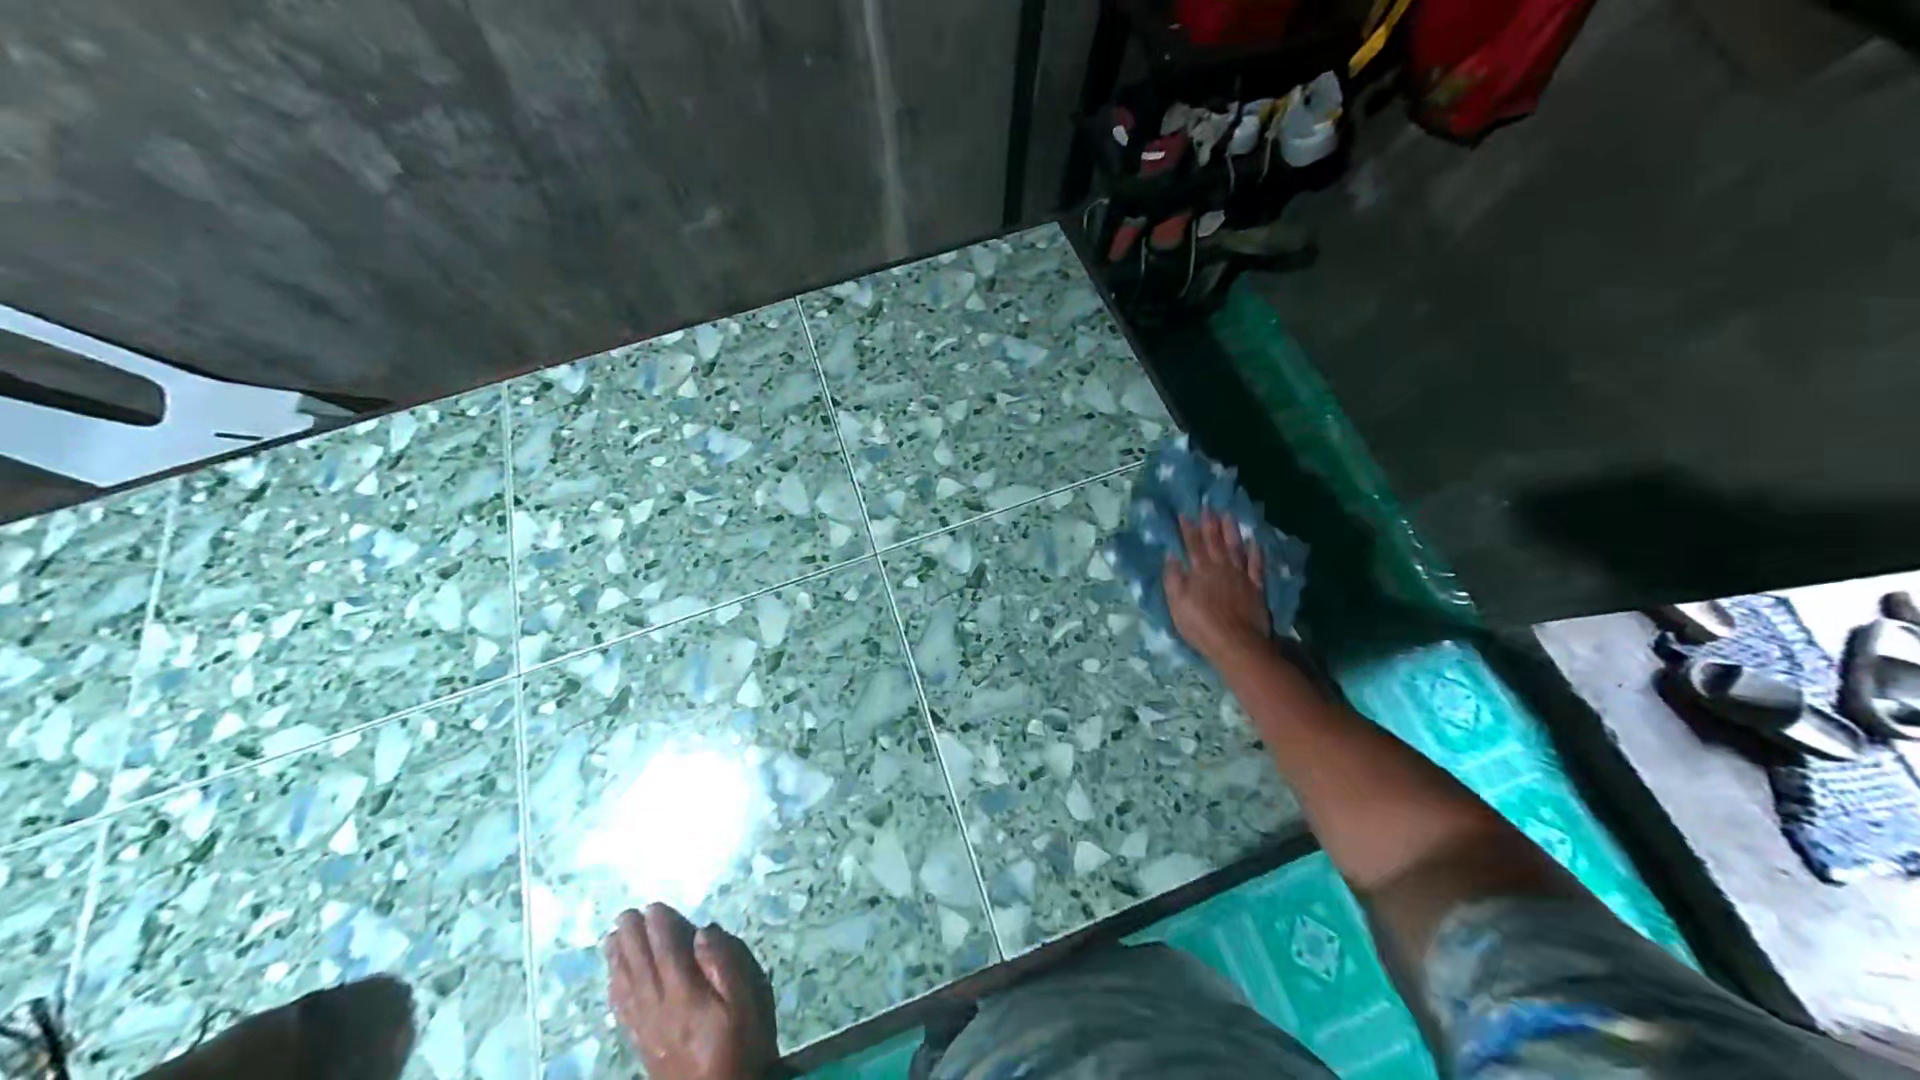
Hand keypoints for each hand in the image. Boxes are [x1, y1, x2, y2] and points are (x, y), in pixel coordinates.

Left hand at [606, 904, 778, 1079]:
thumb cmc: (743, 1046)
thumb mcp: (747, 1001)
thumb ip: (725, 964)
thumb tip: (703, 931)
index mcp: (686, 994)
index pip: (667, 952)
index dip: (659, 928)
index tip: (653, 906)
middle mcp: (660, 1008)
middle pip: (641, 966)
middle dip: (632, 938)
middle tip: (625, 914)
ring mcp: (649, 1030)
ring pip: (627, 988)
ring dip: (618, 961)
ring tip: (611, 938)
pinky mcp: (644, 1046)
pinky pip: (624, 1013)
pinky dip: (616, 991)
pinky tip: (613, 981)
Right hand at [1164, 510, 1271, 662]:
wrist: (1236, 642)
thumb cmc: (1200, 625)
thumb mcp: (1176, 603)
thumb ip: (1174, 578)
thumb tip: (1172, 556)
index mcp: (1199, 571)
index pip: (1192, 545)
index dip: (1188, 529)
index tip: (1185, 514)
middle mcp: (1221, 568)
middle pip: (1215, 542)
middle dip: (1210, 523)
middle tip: (1208, 506)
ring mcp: (1241, 576)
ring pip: (1236, 548)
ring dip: (1231, 531)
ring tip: (1228, 515)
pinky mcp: (1256, 587)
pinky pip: (1256, 565)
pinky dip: (1255, 552)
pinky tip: (1253, 542)